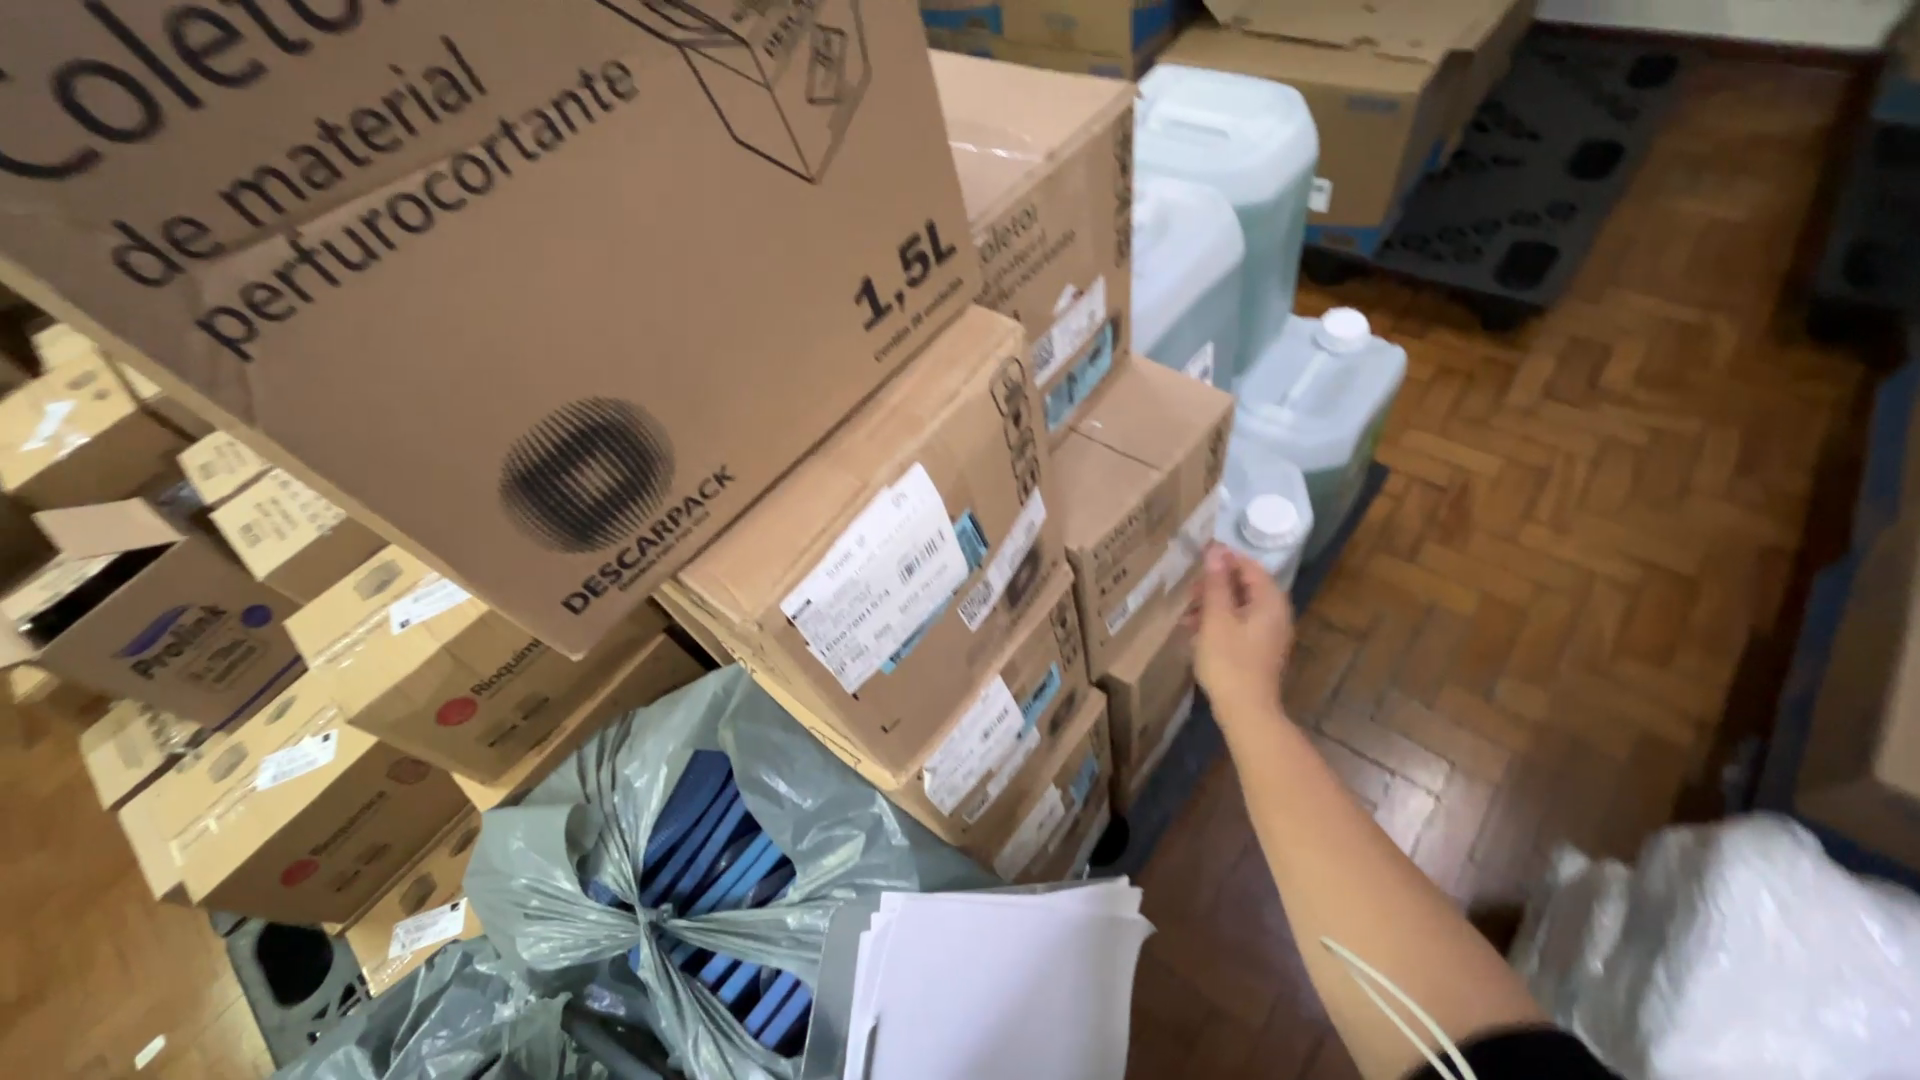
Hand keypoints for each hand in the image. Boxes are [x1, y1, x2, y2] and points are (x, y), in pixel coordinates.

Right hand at [1188, 544, 1293, 720]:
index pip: (1251, 567)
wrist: (1246, 710)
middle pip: (1246, 586)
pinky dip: (1219, 622)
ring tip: (1187, 612)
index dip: (1226, 558)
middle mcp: (1276, 614)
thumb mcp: (1216, 618)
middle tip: (1189, 589)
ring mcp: (1270, 634)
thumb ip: (1215, 583)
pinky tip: (1196, 631)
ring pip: (1241, 607)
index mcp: (1270, 602)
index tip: (1199, 555)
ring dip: (1214, 604)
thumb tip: (1216, 550)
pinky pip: (1240, 625)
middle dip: (1217, 584)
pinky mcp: (1260, 650)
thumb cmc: (1229, 661)